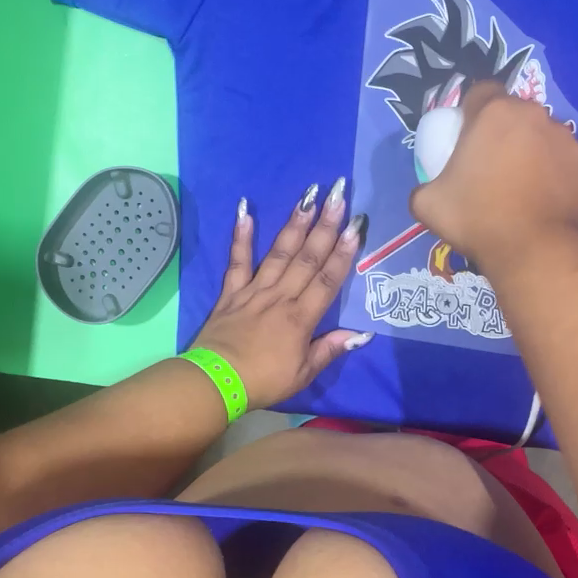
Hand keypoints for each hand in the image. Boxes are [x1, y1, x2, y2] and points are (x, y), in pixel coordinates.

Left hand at [190, 180, 371, 406]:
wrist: (216, 383)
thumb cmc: (264, 381)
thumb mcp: (303, 374)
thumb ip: (330, 349)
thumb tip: (362, 334)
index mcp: (301, 318)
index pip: (328, 280)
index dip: (343, 252)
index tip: (356, 225)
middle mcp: (280, 297)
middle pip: (307, 257)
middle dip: (325, 225)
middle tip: (337, 194)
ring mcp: (254, 291)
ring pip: (278, 252)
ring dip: (295, 223)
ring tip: (308, 195)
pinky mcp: (231, 293)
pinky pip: (237, 261)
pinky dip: (241, 236)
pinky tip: (246, 210)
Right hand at [408, 81, 577, 269]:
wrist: (533, 249)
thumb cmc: (477, 219)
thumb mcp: (427, 205)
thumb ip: (423, 187)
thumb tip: (428, 190)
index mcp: (493, 112)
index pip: (479, 92)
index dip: (470, 112)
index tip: (466, 139)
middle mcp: (533, 113)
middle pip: (514, 112)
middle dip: (504, 131)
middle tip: (493, 167)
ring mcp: (564, 136)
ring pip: (542, 134)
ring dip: (532, 150)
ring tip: (523, 186)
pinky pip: (565, 160)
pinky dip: (556, 173)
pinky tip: (545, 198)